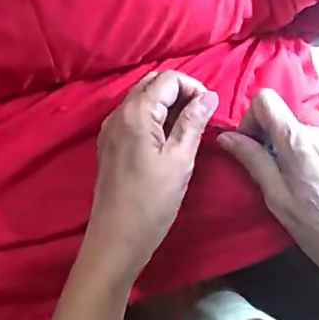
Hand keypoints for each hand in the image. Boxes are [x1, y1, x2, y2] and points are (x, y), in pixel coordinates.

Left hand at [83, 71, 217, 283]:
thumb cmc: (151, 203)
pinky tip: (168, 137)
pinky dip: (153, 115)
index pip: (168, 79)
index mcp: (136, 113)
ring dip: (167, 103)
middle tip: (201, 115)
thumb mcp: (180, 160)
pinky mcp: (109, 142)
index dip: (193, 87)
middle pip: (152, 83)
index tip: (209, 109)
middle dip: (180, 91)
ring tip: (189, 126)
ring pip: (142, 97)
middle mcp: (118, 113)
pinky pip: (133, 114)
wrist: (115, 240)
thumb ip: (193, 123)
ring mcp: (110, 128)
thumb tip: (208, 97)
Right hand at [218, 90, 318, 318]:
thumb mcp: (278, 200)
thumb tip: (229, 137)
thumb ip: (254, 162)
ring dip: (302, 158)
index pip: (267, 100)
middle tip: (279, 181)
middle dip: (277, 145)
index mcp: (298, 142)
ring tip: (309, 194)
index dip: (253, 119)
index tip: (253, 147)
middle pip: (289, 124)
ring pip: (311, 140)